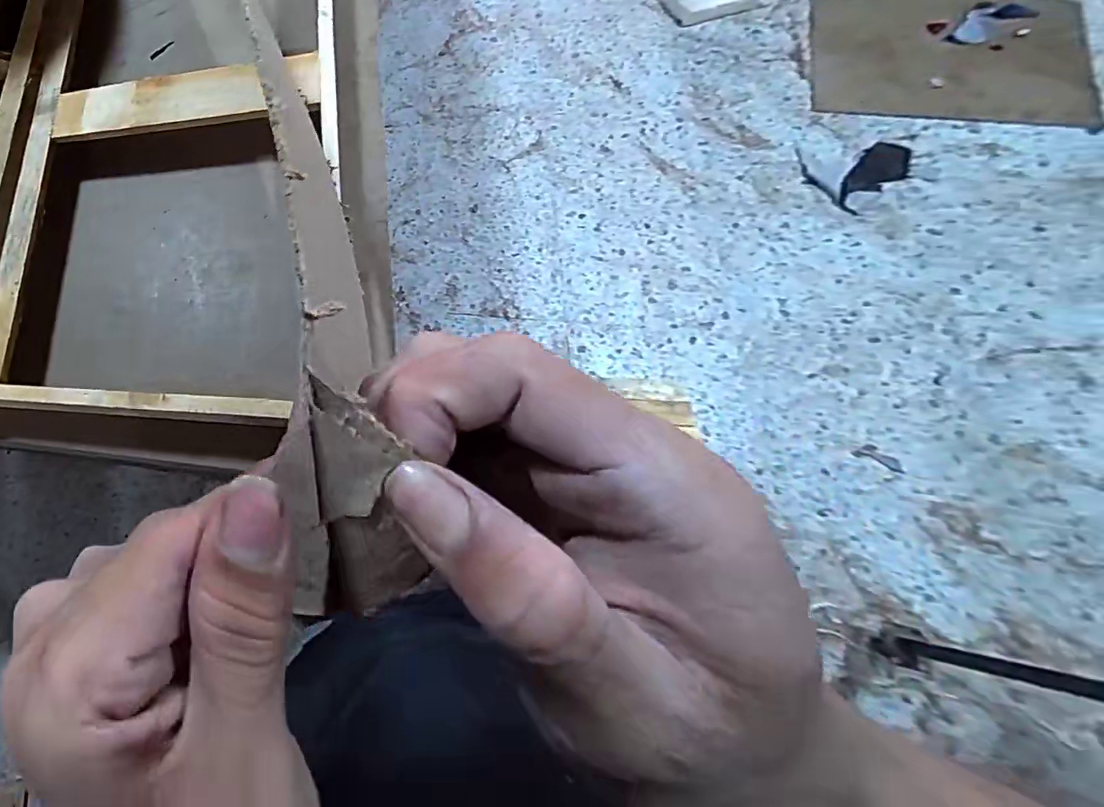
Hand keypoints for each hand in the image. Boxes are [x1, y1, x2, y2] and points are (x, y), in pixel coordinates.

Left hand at [1, 476, 316, 806]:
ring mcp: (42, 637)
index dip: (236, 524)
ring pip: (145, 561)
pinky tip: (200, 653)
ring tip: (236, 654)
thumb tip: (256, 491)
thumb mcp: (242, 747)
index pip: (160, 544)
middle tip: (274, 618)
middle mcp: (34, 638)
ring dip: (203, 589)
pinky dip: (179, 603)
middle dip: (220, 570)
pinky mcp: (63, 643)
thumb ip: (241, 618)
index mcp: (58, 672)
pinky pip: (133, 583)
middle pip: (150, 551)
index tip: (298, 507)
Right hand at [365, 332, 823, 799]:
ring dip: (401, 421)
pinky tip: (405, 498)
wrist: (742, 754)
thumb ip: (521, 592)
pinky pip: (452, 422)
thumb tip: (405, 483)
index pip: (517, 370)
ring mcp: (566, 447)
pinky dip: (408, 445)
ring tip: (387, 493)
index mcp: (655, 472)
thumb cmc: (696, 737)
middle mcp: (607, 435)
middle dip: (405, 406)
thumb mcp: (619, 699)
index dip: (432, 395)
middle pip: (477, 361)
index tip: (390, 474)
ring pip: (456, 379)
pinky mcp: (532, 466)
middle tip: (375, 484)